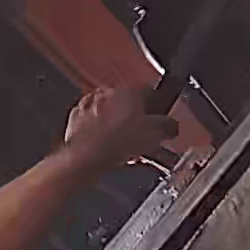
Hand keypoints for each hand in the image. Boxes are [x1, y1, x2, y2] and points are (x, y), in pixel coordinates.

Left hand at [60, 87, 177, 171]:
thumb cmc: (116, 144)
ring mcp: (90, 104)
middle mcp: (108, 93)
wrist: (85, 157)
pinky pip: (94, 122)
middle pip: (129, 104)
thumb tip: (172, 126)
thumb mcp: (154, 136)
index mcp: (129, 92)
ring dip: (118, 126)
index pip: (151, 92)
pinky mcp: (77, 118)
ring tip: (124, 146)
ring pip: (110, 113)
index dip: (158, 109)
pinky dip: (100, 132)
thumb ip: (168, 127)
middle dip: (136, 119)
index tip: (159, 119)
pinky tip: (107, 146)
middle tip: (141, 136)